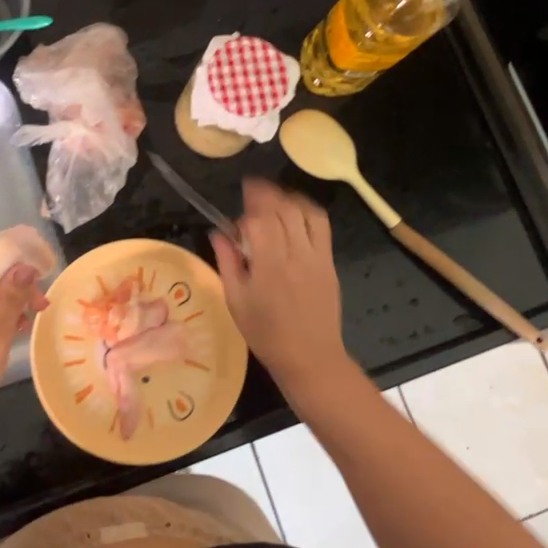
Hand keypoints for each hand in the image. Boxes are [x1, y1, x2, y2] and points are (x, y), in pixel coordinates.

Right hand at [209, 179, 351, 389]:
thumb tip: (218, 232)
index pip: (260, 220)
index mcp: (269, 266)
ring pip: (305, 213)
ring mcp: (317, 257)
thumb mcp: (236, 301)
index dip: (250, 203)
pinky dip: (307, 212)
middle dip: (267, 194)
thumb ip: (227, 262)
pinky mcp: (329, 262)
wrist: (309, 357)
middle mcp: (296, 255)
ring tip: (275, 197)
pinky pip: (321, 226)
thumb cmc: (265, 334)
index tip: (240, 198)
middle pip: (284, 210)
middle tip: (252, 190)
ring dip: (289, 198)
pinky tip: (295, 212)